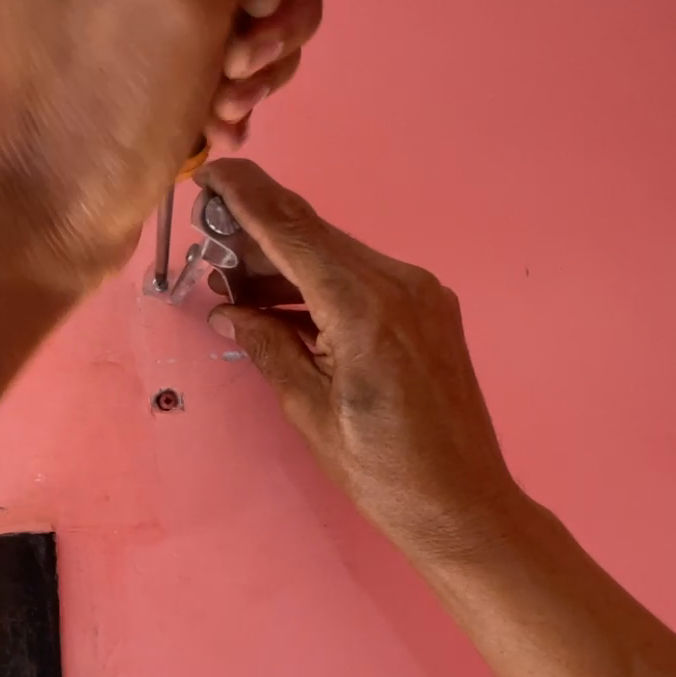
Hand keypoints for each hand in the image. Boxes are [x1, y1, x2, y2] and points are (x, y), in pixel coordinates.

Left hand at [0, 0, 322, 290]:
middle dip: (267, 17)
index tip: (252, 11)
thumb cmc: (97, 102)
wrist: (39, 226)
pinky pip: (220, 57)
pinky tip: (217, 132)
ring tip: (224, 113)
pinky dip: (232, 95)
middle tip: (237, 72)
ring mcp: (132, 3)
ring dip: (255, 66)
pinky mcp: (145, 62)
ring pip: (246, 8)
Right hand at [197, 158, 523, 567]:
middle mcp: (401, 283)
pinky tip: (289, 305)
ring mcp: (423, 294)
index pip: (295, 232)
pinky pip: (363, 280)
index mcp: (365, 309)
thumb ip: (269, 348)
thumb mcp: (310, 411)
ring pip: (339, 257)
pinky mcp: (430, 310)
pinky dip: (322, 285)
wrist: (462, 505)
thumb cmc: (381, 472)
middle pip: (317, 237)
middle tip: (213, 247)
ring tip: (241, 285)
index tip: (212, 172)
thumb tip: (229, 312)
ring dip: (289, 264)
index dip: (249, 198)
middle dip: (260, 235)